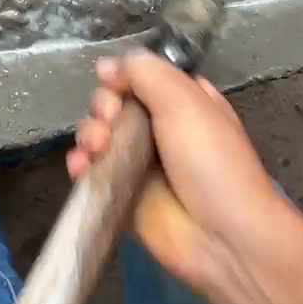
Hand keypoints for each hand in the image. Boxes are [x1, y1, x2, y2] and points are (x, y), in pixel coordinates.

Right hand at [67, 51, 294, 296]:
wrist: (222, 237)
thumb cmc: (210, 160)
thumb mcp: (184, 100)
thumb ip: (144, 72)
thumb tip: (107, 65)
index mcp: (183, 101)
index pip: (140, 76)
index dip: (121, 76)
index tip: (112, 82)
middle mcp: (160, 128)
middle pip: (114, 102)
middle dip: (103, 106)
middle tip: (110, 118)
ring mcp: (139, 163)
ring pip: (99, 134)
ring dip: (90, 134)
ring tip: (98, 146)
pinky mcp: (121, 195)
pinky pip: (92, 172)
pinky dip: (80, 165)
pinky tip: (82, 166)